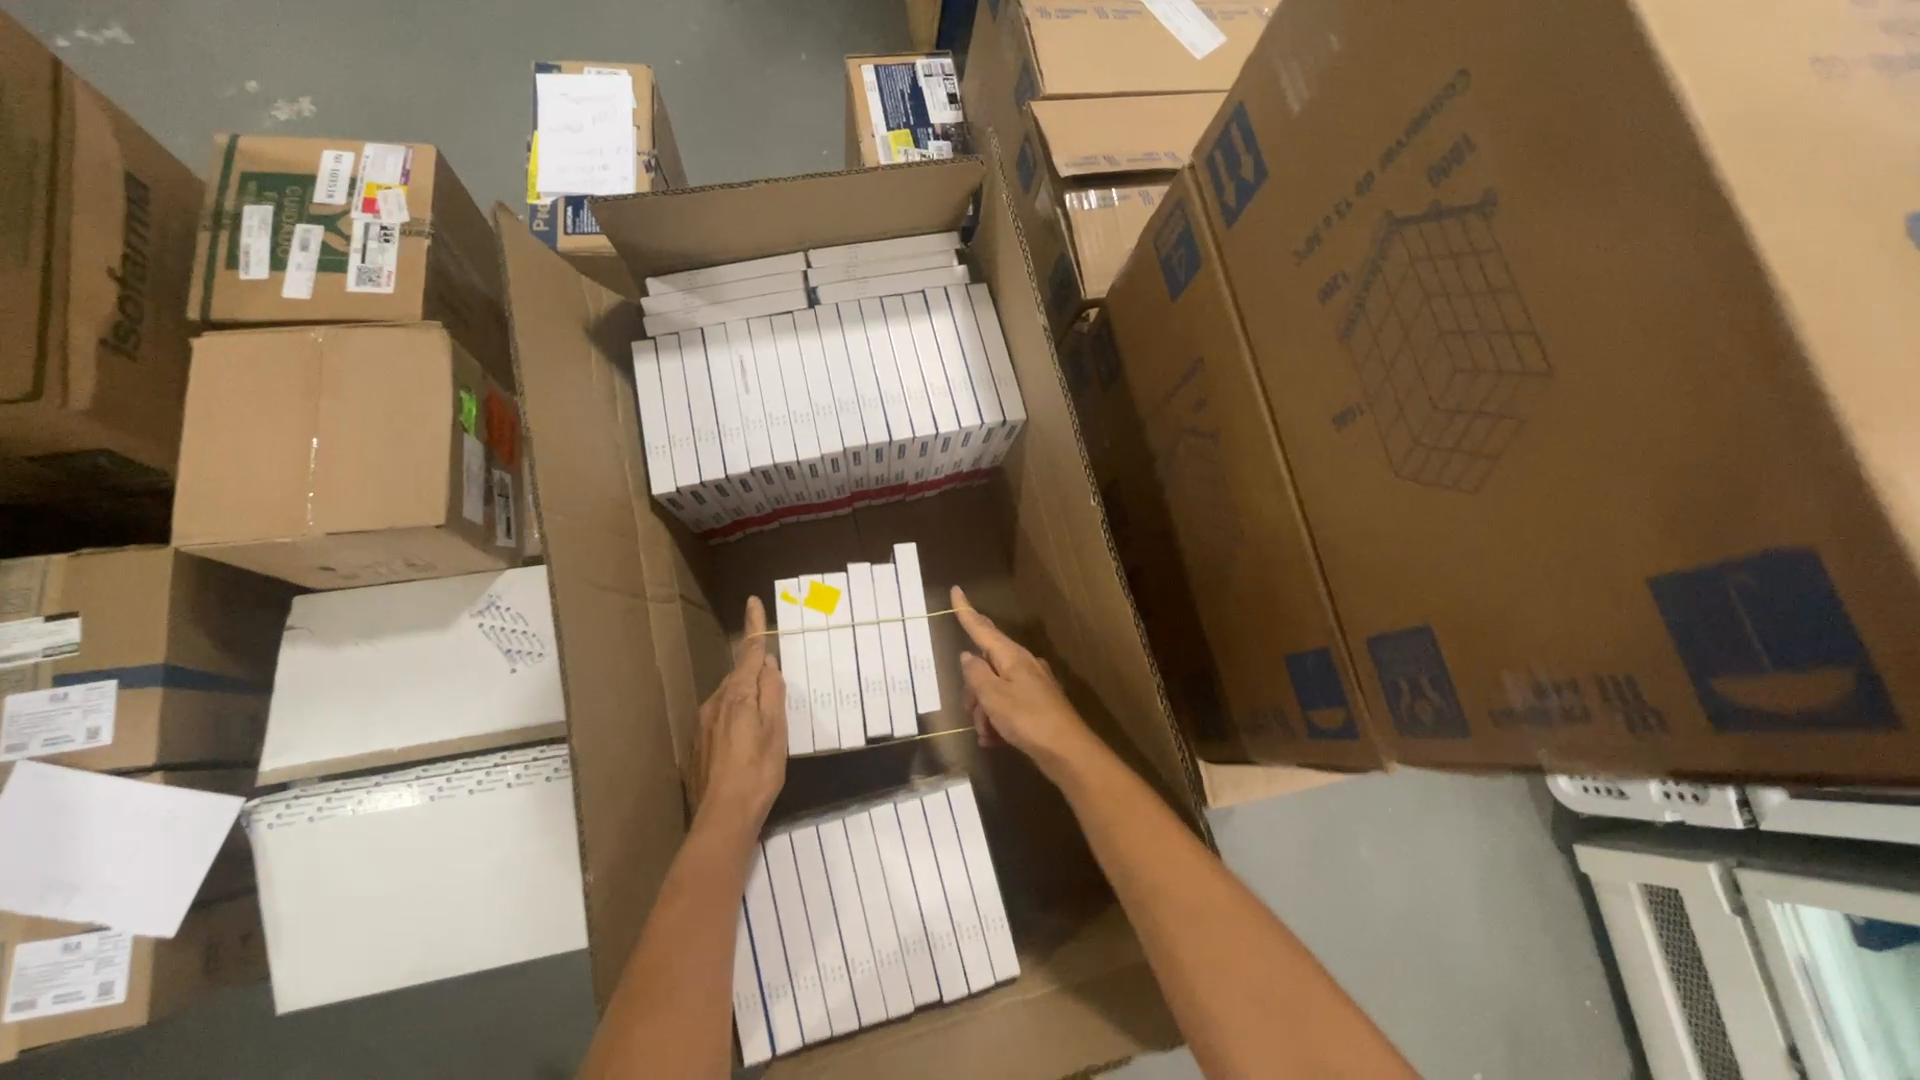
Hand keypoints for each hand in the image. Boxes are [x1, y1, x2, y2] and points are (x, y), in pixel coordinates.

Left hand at [690, 597, 786, 832]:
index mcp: (737, 696)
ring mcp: (703, 724)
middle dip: (756, 675)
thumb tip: (768, 664)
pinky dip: (736, 721)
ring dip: (746, 701)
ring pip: (729, 699)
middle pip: (739, 677)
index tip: (752, 602)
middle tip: (776, 691)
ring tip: (764, 728)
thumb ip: (773, 693)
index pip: (749, 654)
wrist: (722, 817)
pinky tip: (746, 745)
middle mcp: (715, 703)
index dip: (754, 628)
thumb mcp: (777, 730)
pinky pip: (721, 719)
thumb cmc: (758, 771)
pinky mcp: (698, 744)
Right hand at [953, 585, 1097, 776]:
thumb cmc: (1028, 720)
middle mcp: (1023, 665)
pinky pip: (1007, 707)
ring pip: (994, 691)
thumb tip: (967, 655)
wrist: (1068, 752)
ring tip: (988, 735)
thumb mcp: (993, 696)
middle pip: (985, 666)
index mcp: (1012, 656)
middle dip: (973, 691)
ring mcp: (1032, 685)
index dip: (966, 612)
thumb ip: (976, 674)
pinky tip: (995, 741)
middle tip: (972, 714)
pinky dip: (998, 722)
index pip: (982, 628)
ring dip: (985, 712)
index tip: (955, 590)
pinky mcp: (1037, 706)